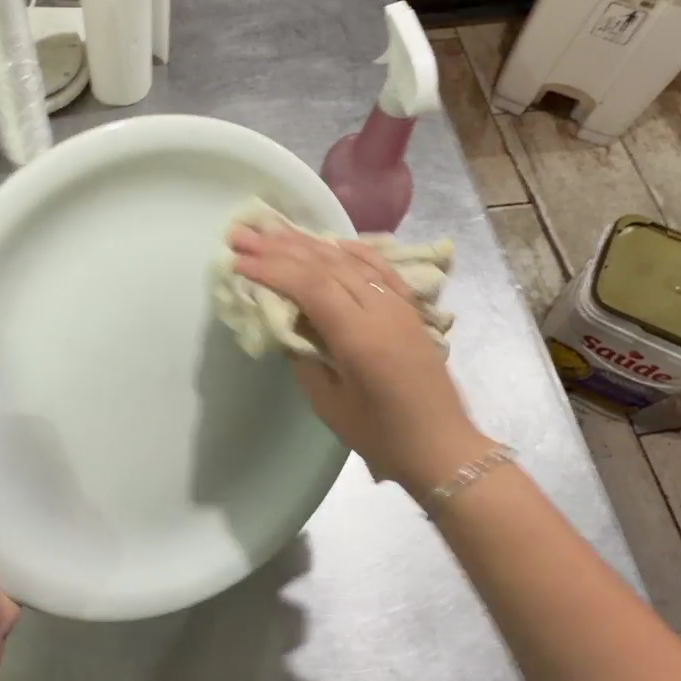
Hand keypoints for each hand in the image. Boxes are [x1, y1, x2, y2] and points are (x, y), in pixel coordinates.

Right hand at [229, 224, 491, 496]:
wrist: (442, 448)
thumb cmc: (382, 436)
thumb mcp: (328, 403)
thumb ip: (304, 356)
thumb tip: (286, 322)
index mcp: (360, 337)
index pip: (310, 285)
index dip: (271, 269)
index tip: (237, 261)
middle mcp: (382, 310)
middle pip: (326, 264)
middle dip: (280, 247)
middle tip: (242, 235)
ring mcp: (399, 305)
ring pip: (349, 260)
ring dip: (308, 243)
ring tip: (272, 232)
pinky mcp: (409, 308)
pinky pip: (377, 267)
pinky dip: (349, 250)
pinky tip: (328, 241)